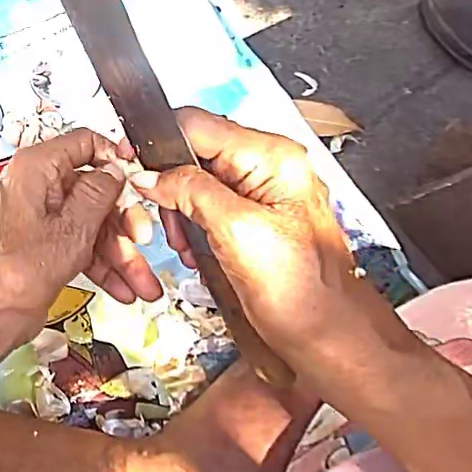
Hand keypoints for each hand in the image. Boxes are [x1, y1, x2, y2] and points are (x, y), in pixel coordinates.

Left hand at [0, 129, 160, 338]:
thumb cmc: (18, 267)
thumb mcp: (74, 227)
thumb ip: (99, 192)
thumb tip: (115, 169)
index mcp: (35, 167)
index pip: (82, 143)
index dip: (114, 157)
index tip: (140, 179)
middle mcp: (34, 184)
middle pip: (92, 186)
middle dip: (122, 219)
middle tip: (140, 241)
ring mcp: (37, 212)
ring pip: (89, 219)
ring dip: (118, 251)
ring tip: (141, 281)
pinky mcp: (40, 239)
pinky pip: (78, 240)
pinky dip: (100, 262)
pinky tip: (122, 287)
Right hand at [128, 110, 402, 376]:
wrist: (338, 348)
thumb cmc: (307, 298)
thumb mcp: (237, 232)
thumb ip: (190, 191)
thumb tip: (148, 175)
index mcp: (272, 158)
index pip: (194, 123)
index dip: (156, 143)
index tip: (133, 167)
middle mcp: (267, 166)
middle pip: (189, 148)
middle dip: (166, 180)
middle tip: (161, 212)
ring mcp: (259, 191)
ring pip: (191, 176)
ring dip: (175, 206)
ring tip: (184, 238)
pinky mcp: (251, 214)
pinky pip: (201, 200)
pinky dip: (187, 220)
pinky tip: (194, 243)